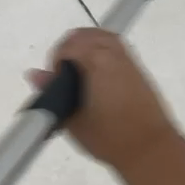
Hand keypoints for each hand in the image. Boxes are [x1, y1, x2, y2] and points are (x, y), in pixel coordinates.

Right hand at [28, 28, 181, 169]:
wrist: (151, 149)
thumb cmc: (109, 137)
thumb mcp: (73, 119)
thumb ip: (52, 92)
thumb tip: (33, 74)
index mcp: (97, 61)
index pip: (68, 46)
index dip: (56, 61)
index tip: (56, 83)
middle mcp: (113, 53)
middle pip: (84, 35)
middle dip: (69, 50)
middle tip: (64, 77)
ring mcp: (128, 59)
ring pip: (101, 37)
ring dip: (85, 48)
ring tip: (78, 74)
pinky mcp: (138, 69)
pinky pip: (115, 47)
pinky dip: (101, 52)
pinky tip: (95, 76)